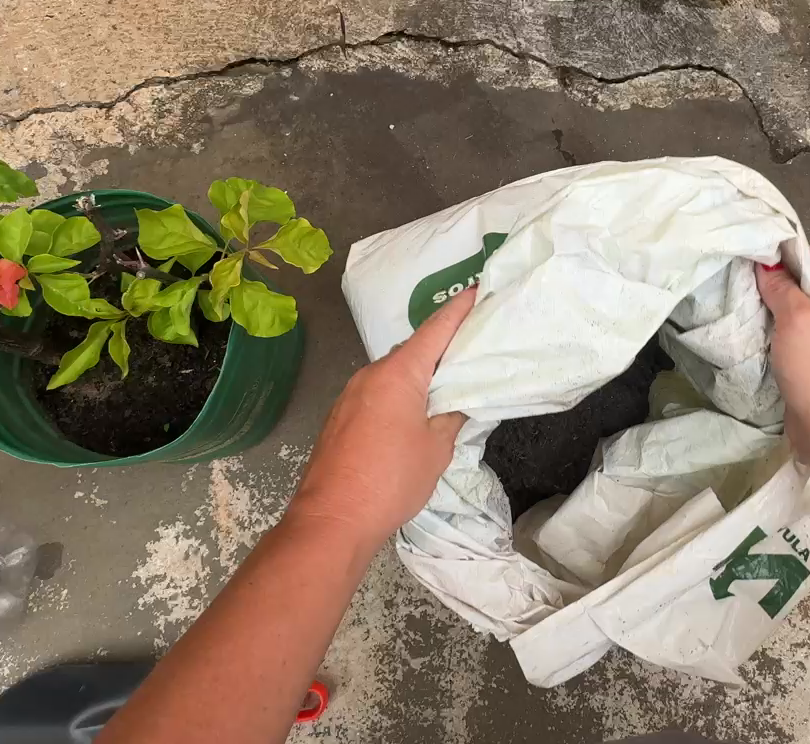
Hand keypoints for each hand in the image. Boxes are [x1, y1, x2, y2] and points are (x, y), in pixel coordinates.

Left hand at [288, 286, 475, 547]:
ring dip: (421, 371)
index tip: (478, 289)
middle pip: (414, 348)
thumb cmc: (390, 480)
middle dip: (444, 344)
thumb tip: (456, 402)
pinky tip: (417, 408)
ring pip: (395, 371)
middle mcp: (372, 374)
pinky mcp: (342, 415)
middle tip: (475, 343)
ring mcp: (352, 394)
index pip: (436, 329)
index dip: (459, 309)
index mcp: (398, 373)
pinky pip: (379, 390)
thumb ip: (451, 416)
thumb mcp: (436, 449)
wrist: (331, 520)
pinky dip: (402, 390)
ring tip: (451, 379)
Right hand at [756, 249, 809, 471]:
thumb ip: (782, 288)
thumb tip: (765, 266)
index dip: (781, 252)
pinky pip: (790, 334)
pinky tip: (749, 328)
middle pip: (803, 284)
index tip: (747, 250)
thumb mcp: (799, 320)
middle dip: (772, 279)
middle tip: (736, 275)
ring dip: (768, 306)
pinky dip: (771, 329)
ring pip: (794, 310)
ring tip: (737, 298)